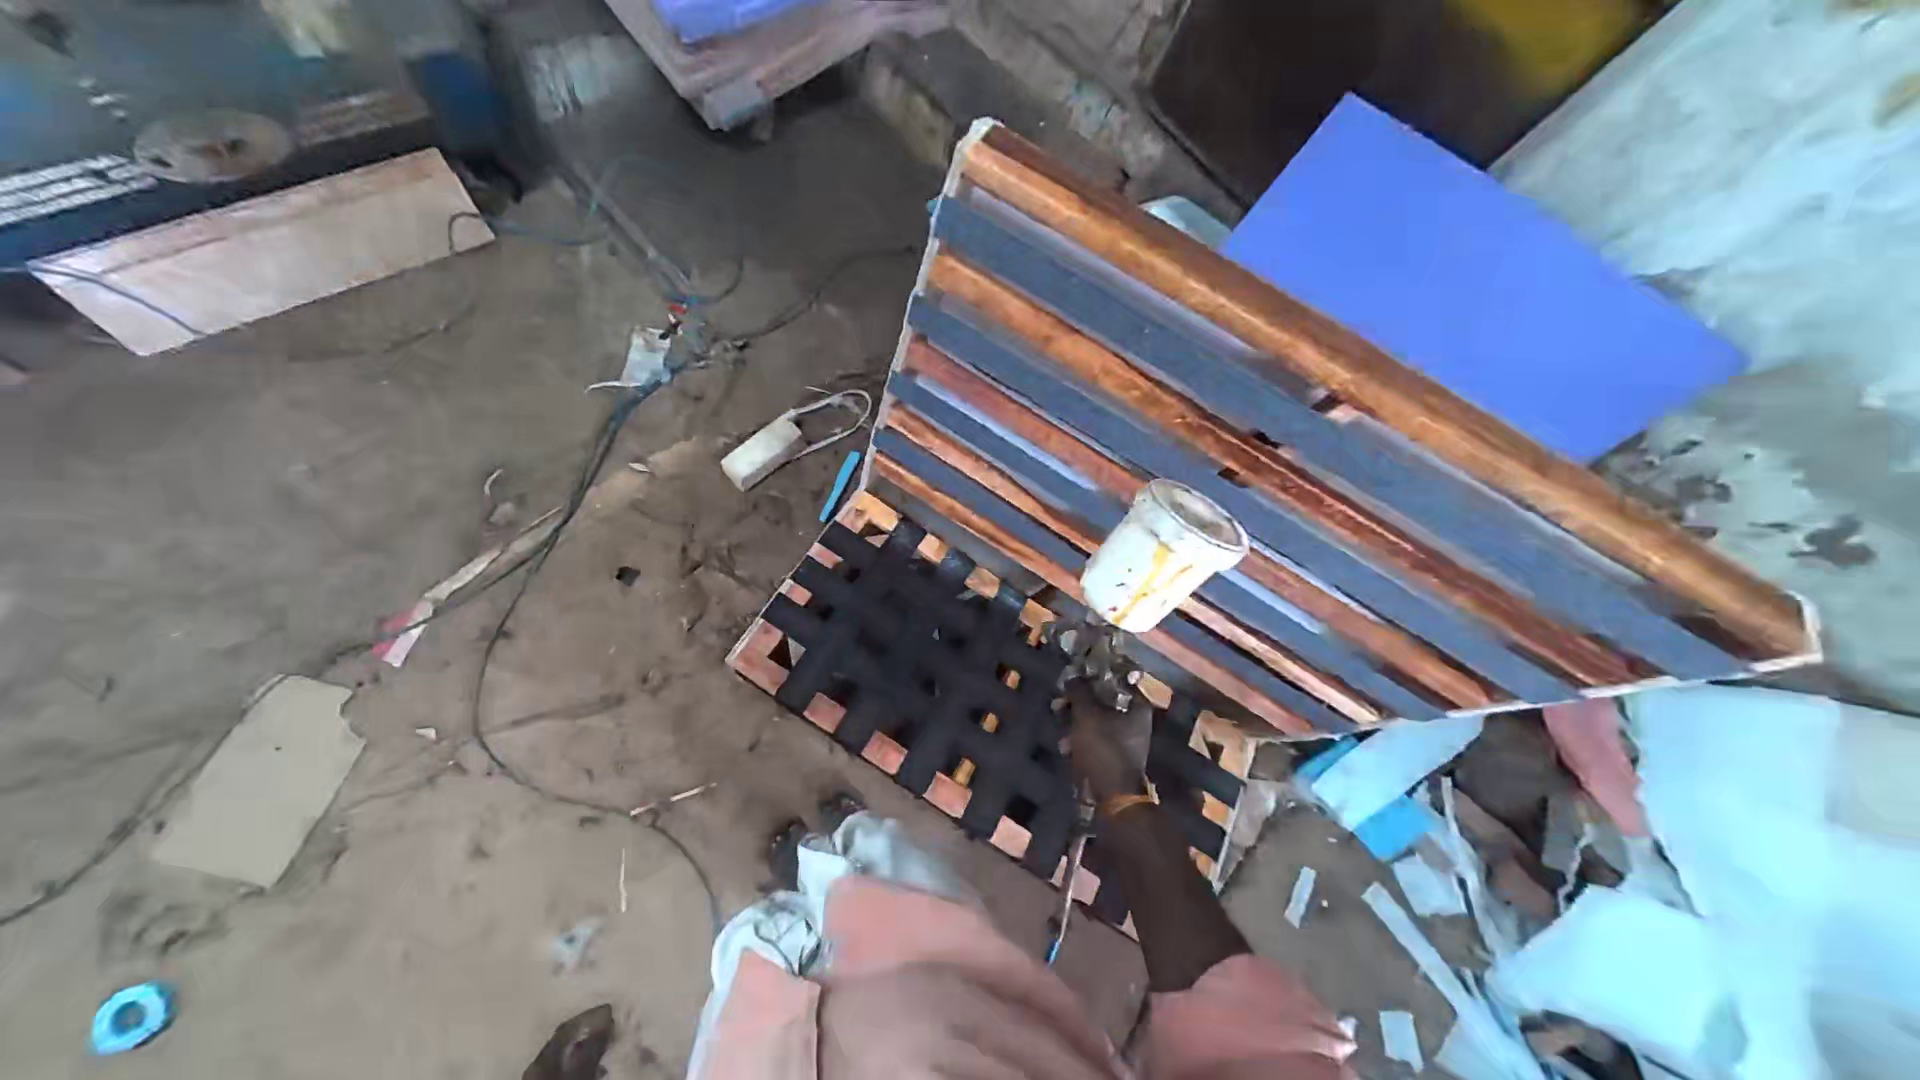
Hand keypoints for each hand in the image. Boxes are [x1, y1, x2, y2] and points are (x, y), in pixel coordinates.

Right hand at [1063, 682, 1152, 803]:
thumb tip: (1073, 676)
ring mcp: (1128, 741)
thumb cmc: (1103, 748)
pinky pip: (1096, 739)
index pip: (1118, 680)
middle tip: (1060, 703)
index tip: (1076, 678)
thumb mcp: (1087, 714)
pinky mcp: (1115, 757)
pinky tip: (1066, 748)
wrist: (1111, 795)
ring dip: (1077, 722)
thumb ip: (1079, 691)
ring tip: (1060, 727)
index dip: (1095, 676)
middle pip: (1105, 701)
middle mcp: (1137, 722)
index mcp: (1138, 707)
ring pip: (1098, 721)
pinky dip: (1082, 740)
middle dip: (1080, 702)